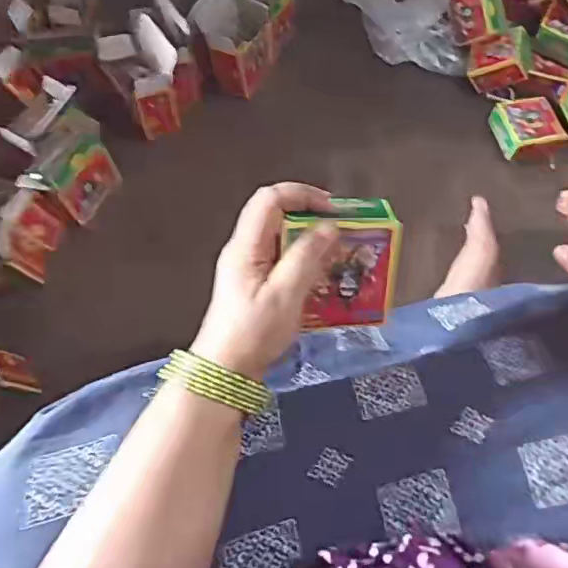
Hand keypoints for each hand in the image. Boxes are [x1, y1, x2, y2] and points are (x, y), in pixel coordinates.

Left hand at [189, 183, 340, 377]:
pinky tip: (322, 280)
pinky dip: (304, 264)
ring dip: (312, 244)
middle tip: (342, 233)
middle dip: (312, 219)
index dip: (303, 194)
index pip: (271, 199)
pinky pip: (282, 262)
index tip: (333, 209)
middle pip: (278, 217)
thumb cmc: (253, 333)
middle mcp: (244, 251)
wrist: (225, 372)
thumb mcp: (285, 294)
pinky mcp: (254, 287)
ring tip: (338, 257)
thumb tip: (329, 227)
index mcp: (246, 247)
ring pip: (282, 241)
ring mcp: (248, 269)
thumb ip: (307, 256)